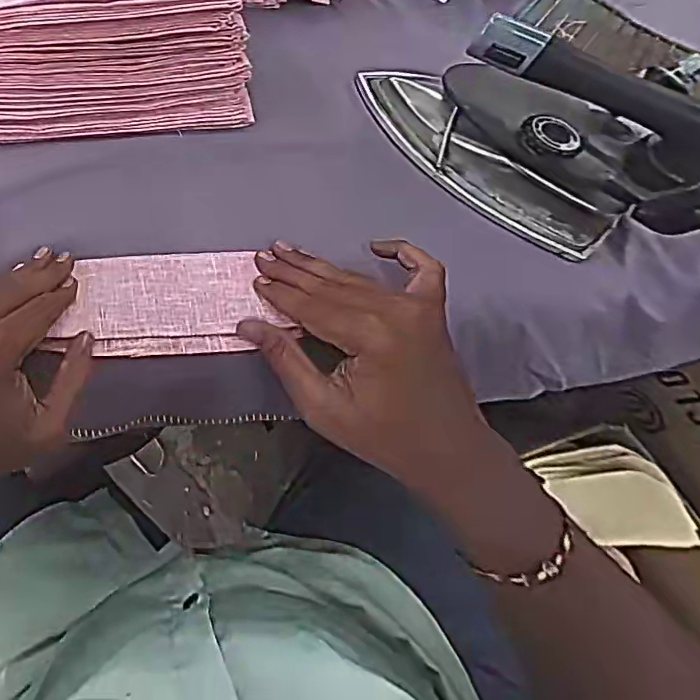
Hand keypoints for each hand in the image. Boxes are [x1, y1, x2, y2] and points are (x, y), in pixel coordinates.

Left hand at [0, 245, 96, 533]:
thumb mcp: (47, 428)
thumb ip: (74, 379)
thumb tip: (85, 337)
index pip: (40, 308)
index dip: (61, 294)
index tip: (76, 281)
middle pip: (17, 289)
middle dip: (45, 274)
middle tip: (66, 258)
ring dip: (18, 271)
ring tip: (41, 256)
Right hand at [238, 240, 488, 505]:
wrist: (450, 453)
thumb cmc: (386, 438)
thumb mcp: (324, 408)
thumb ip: (286, 360)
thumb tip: (250, 326)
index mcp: (368, 336)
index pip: (311, 306)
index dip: (280, 293)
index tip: (257, 280)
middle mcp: (394, 313)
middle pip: (330, 286)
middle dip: (293, 272)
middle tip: (264, 257)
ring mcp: (417, 308)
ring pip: (358, 279)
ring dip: (322, 265)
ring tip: (291, 251)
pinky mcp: (433, 312)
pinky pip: (423, 270)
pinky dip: (403, 253)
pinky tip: (378, 246)